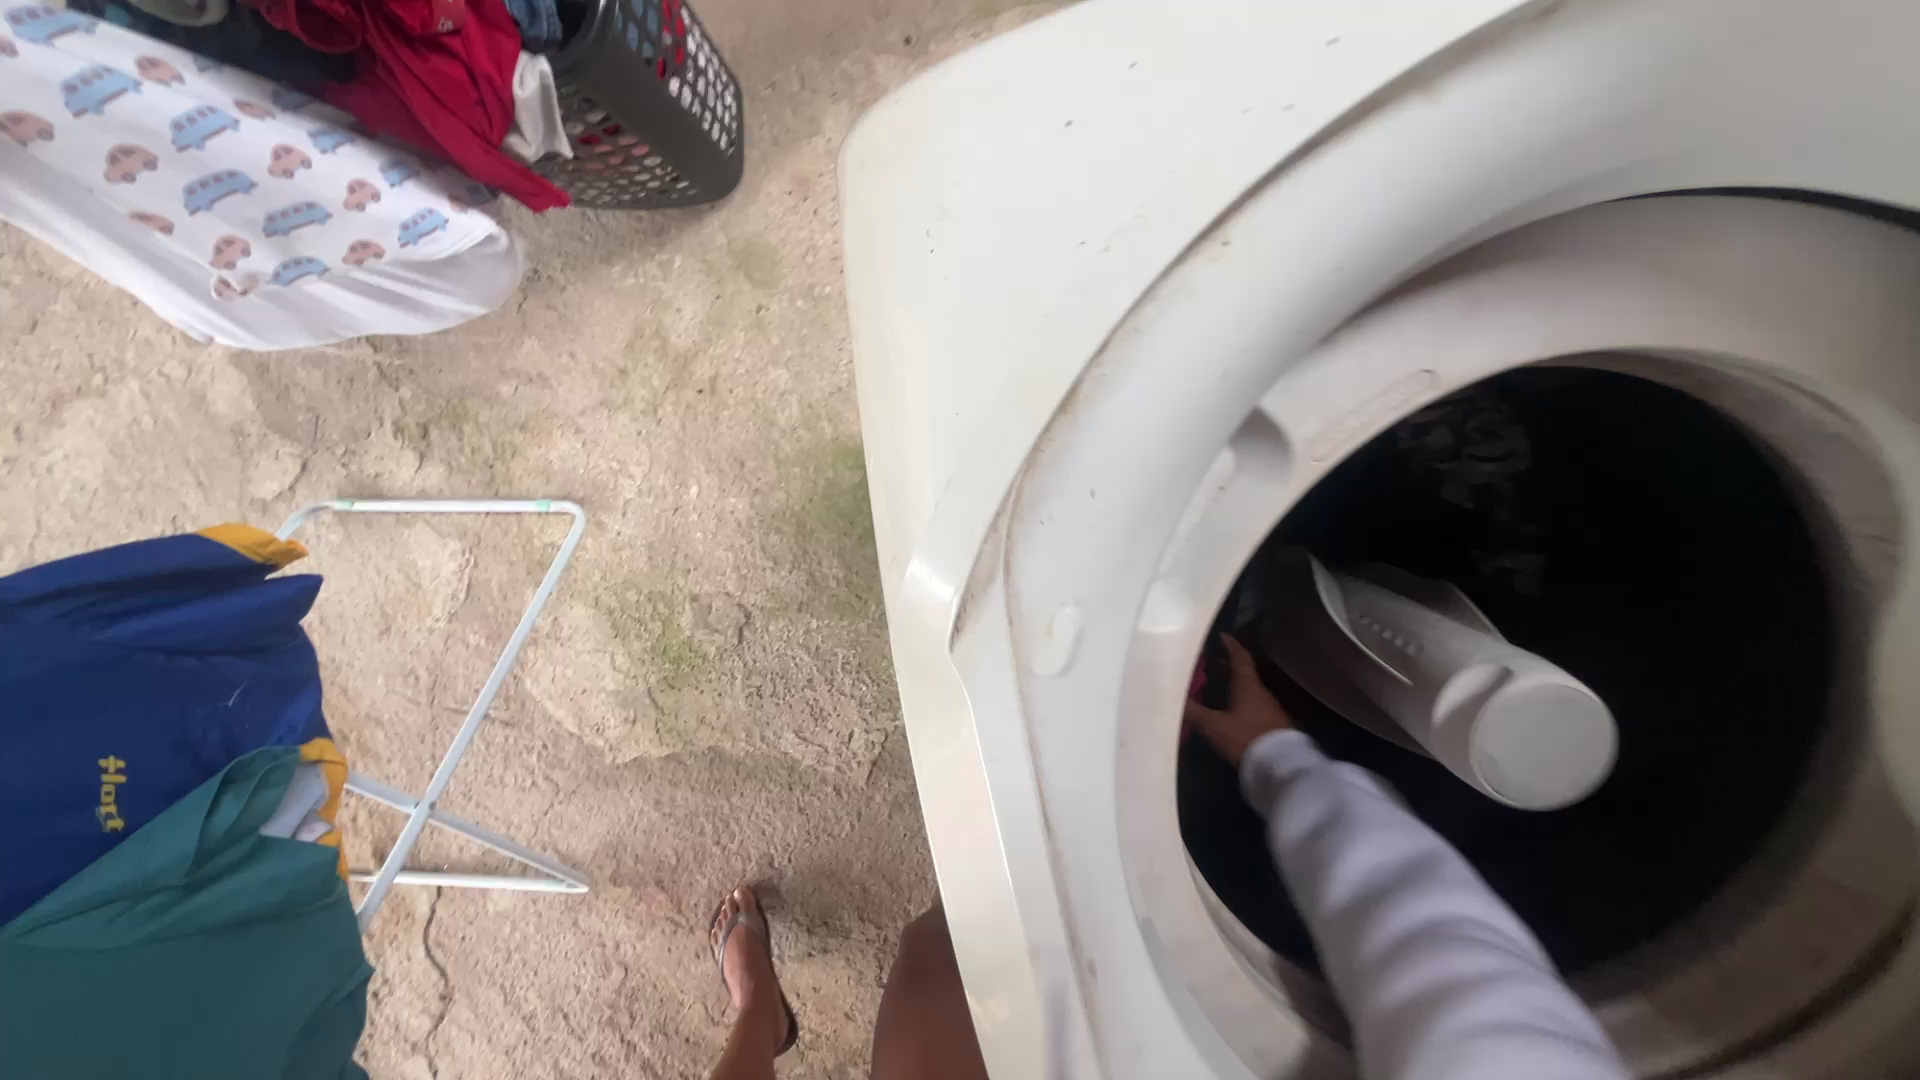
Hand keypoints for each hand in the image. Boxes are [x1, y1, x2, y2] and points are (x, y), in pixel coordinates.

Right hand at [1185, 634, 1291, 766]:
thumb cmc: (1246, 737)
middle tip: (1209, 663)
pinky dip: (1238, 703)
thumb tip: (1169, 696)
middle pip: (1243, 674)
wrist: (1282, 768)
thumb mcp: (1213, 725)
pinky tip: (1228, 713)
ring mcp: (1269, 711)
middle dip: (1227, 667)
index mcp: (1248, 685)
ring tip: (1215, 687)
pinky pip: (1252, 707)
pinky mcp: (1272, 728)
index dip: (1230, 646)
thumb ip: (1193, 711)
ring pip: (1248, 691)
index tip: (1222, 636)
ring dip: (1233, 687)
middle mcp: (1260, 693)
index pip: (1240, 658)